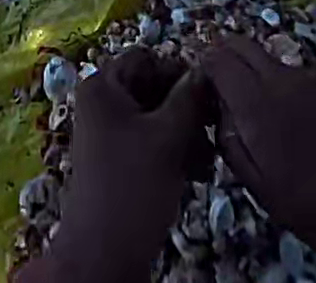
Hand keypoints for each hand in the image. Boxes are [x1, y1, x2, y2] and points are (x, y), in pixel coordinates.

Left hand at [18, 48, 207, 282]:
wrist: (103, 256)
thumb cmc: (132, 186)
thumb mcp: (167, 138)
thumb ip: (189, 99)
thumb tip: (206, 70)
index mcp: (102, 85)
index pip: (145, 58)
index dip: (176, 71)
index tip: (208, 94)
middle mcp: (102, 101)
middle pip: (151, 87)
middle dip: (184, 107)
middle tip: (214, 128)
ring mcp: (108, 131)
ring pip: (154, 116)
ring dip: (184, 132)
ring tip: (208, 158)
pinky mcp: (119, 158)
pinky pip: (149, 140)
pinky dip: (173, 150)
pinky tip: (197, 173)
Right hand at [202, 37, 315, 282]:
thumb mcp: (264, 192)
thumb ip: (231, 144)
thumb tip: (218, 114)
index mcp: (258, 105)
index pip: (215, 57)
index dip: (201, 67)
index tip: (200, 92)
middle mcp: (281, 79)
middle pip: (238, 43)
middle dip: (221, 56)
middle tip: (218, 90)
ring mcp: (310, 78)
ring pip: (265, 55)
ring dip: (249, 68)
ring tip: (254, 108)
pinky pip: (291, 70)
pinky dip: (276, 80)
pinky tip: (290, 117)